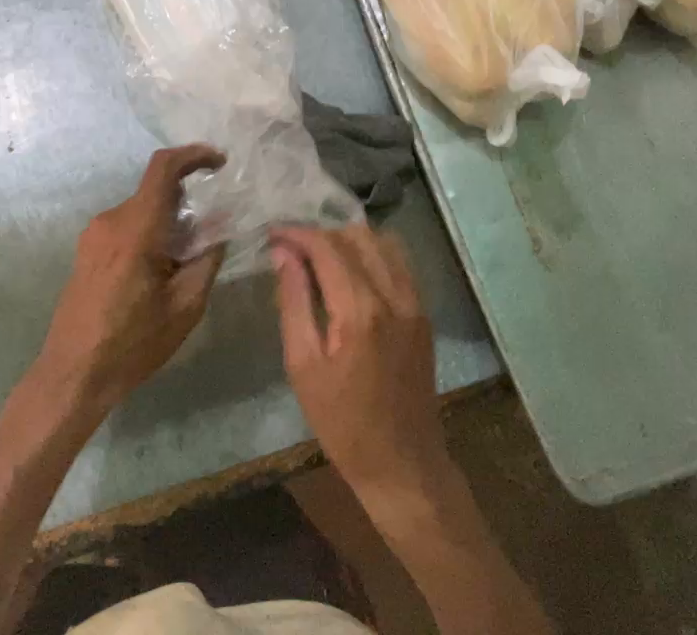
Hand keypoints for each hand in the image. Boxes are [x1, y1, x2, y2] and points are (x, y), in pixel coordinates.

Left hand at [31, 145, 227, 416]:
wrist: (74, 373)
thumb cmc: (134, 343)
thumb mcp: (186, 305)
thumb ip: (207, 258)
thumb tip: (219, 228)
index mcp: (136, 228)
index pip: (164, 168)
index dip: (194, 155)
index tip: (219, 163)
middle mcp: (111, 221)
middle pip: (156, 193)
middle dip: (188, 207)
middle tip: (210, 241)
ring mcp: (93, 236)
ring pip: (142, 213)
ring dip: (169, 226)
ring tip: (184, 269)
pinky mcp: (86, 252)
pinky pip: (126, 229)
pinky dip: (150, 237)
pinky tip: (159, 276)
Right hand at [271, 226, 455, 509]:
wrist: (402, 463)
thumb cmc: (341, 423)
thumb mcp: (302, 365)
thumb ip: (293, 302)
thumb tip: (282, 254)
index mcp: (360, 311)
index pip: (327, 247)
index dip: (297, 233)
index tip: (272, 234)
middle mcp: (394, 296)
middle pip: (358, 236)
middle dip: (321, 234)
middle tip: (292, 249)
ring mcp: (415, 304)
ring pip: (384, 244)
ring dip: (349, 240)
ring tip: (319, 259)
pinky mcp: (424, 315)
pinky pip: (400, 265)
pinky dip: (373, 256)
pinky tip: (350, 274)